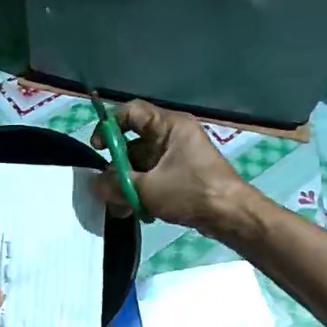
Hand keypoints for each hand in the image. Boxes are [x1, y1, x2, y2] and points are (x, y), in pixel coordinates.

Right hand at [89, 100, 252, 232]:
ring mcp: (178, 157)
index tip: (99, 149)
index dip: (109, 126)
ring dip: (128, 186)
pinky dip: (143, 193)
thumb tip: (95, 185)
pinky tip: (138, 213)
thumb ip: (115, 185)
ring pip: (141, 165)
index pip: (131, 111)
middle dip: (117, 168)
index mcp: (170, 126)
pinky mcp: (182, 176)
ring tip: (122, 209)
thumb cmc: (192, 192)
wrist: (232, 215)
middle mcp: (174, 136)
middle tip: (107, 190)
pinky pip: (153, 178)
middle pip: (133, 142)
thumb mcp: (148, 190)